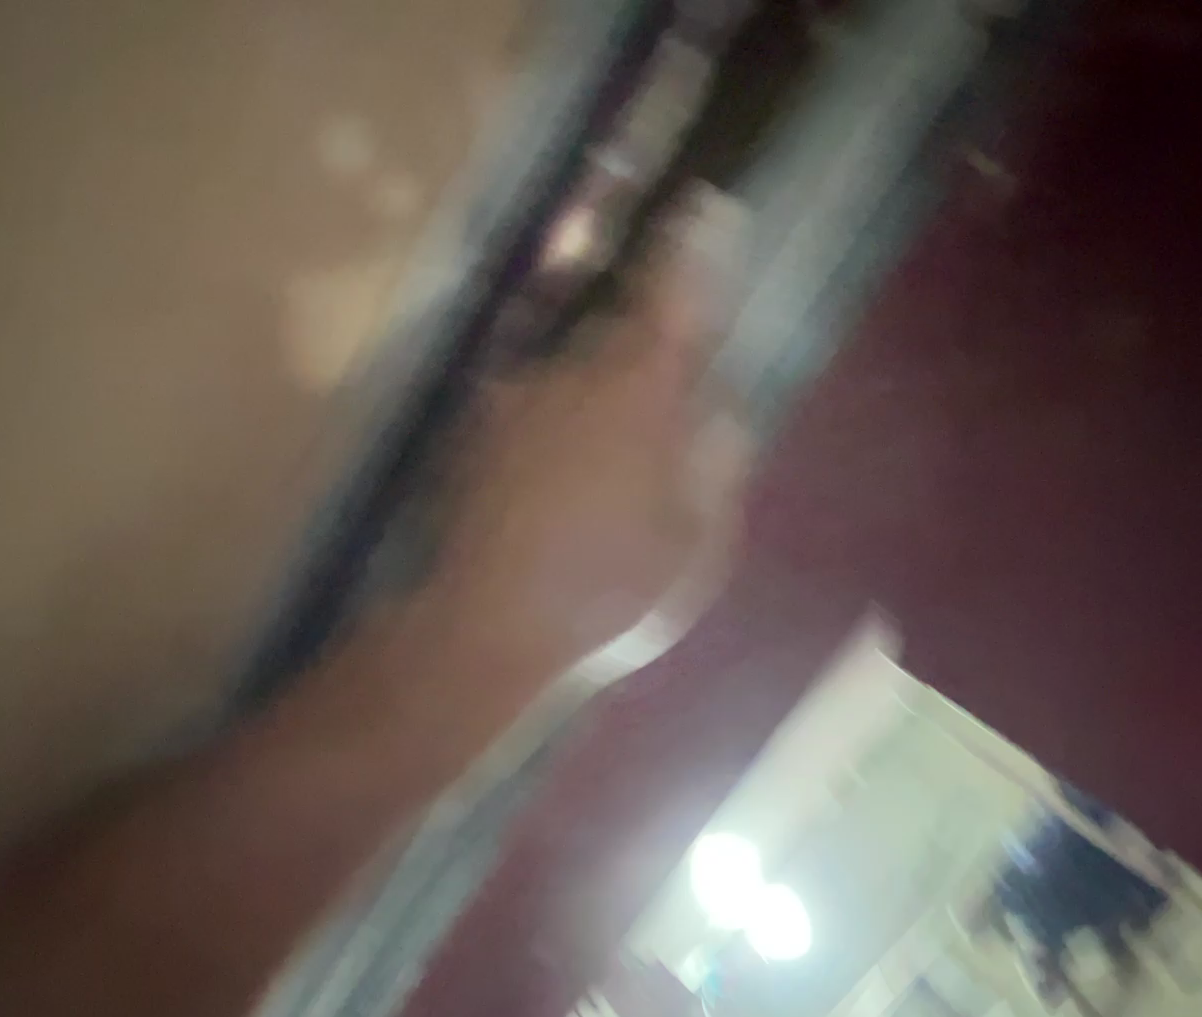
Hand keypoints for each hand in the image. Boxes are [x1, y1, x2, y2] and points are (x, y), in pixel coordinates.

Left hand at [424, 191, 750, 676]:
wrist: (489, 624)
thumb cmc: (608, 590)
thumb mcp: (694, 544)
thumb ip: (717, 466)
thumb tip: (725, 411)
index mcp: (639, 395)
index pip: (675, 301)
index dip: (694, 252)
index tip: (707, 207)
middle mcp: (573, 377)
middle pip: (619, 336)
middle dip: (644, 354)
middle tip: (658, 415)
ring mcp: (515, 402)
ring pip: (571, 374)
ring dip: (592, 400)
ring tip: (599, 474)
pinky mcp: (476, 434)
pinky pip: (530, 409)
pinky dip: (551, 428)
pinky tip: (554, 484)